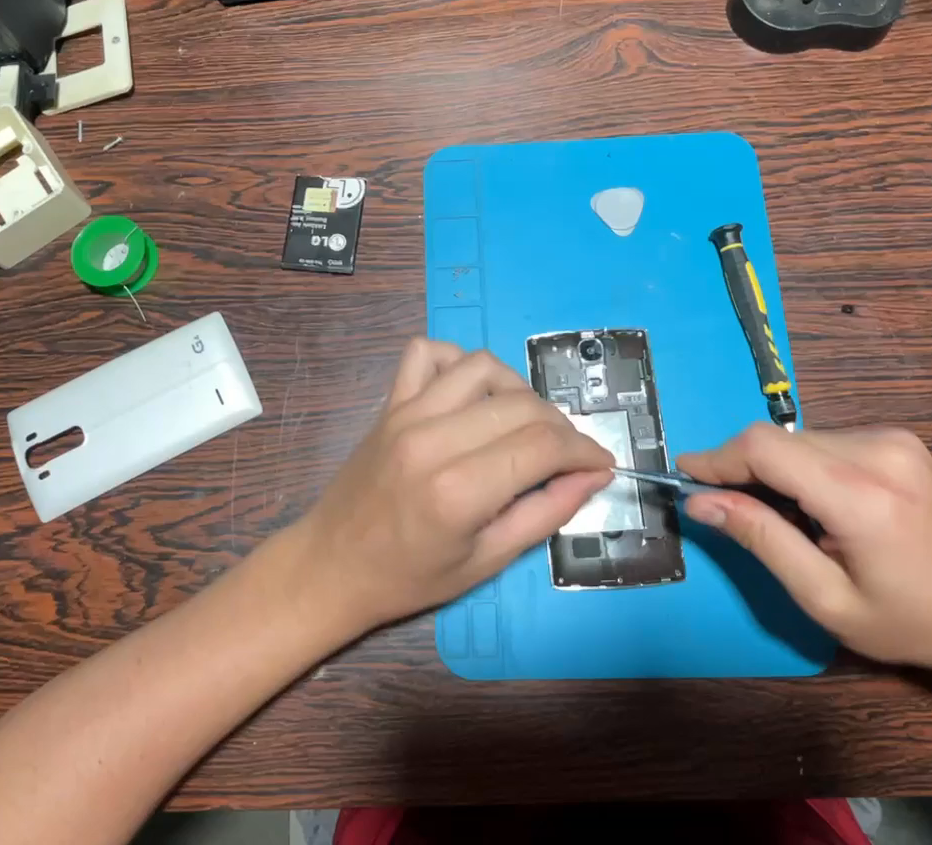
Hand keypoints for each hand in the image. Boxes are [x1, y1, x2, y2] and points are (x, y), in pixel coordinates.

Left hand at [297, 339, 614, 628]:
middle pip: (522, 405)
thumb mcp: (487, 561)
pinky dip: (457, 362)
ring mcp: (406, 413)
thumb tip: (594, 475)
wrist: (331, 566)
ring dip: (517, 390)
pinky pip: (427, 353)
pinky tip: (471, 395)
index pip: (545, 446)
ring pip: (482, 367)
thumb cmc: (410, 577)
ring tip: (523, 424)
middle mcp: (434, 439)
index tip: (600, 464)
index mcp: (460, 490)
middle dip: (560, 427)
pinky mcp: (389, 403)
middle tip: (566, 456)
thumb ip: (546, 513)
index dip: (585, 451)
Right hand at [676, 424, 931, 681]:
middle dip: (741, 468)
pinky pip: (826, 442)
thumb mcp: (829, 600)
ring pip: (799, 439)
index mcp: (861, 495)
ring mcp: (893, 440)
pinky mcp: (899, 440)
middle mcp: (877, 451)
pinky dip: (802, 467)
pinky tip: (818, 507)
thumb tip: (702, 502)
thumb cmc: (920, 621)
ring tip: (784, 520)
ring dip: (773, 469)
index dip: (716, 458)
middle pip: (777, 439)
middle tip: (727, 510)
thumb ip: (762, 541)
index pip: (764, 447)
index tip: (685, 476)